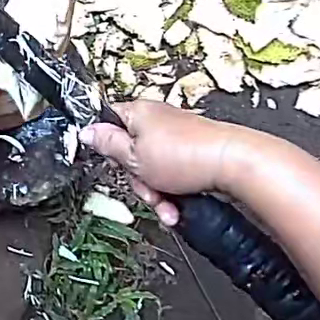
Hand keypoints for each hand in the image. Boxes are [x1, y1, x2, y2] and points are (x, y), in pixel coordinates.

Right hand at [79, 100, 255, 225]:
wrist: (233, 165)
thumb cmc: (187, 156)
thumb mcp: (133, 156)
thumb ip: (106, 144)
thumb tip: (85, 131)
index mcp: (137, 112)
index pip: (107, 125)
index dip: (108, 149)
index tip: (117, 164)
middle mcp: (155, 121)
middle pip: (130, 154)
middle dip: (138, 180)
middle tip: (147, 187)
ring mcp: (174, 137)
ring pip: (151, 170)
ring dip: (156, 193)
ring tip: (167, 204)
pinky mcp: (190, 153)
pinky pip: (171, 175)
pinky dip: (172, 192)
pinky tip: (177, 206)